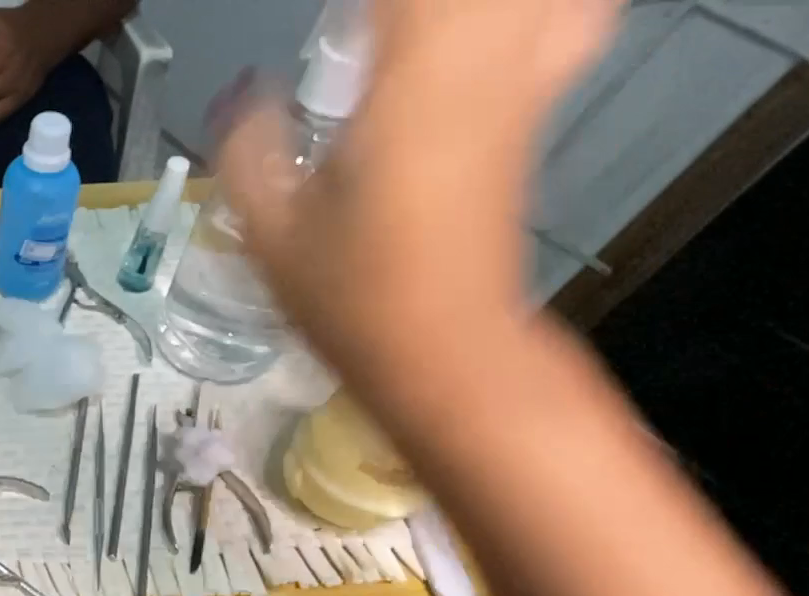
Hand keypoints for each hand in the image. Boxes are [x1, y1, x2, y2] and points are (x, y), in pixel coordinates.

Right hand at [216, 0, 619, 412]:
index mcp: (413, 76)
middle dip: (396, 9)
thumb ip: (247, 151)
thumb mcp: (271, 232)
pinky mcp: (534, 106)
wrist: (441, 347)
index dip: (352, 7)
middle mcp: (484, 55)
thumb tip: (240, 95)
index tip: (322, 24)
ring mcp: (522, 78)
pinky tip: (484, 32)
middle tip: (354, 33)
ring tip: (393, 36)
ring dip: (445, 15)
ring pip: (517, 0)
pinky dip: (531, 14)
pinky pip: (567, 14)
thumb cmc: (349, 296)